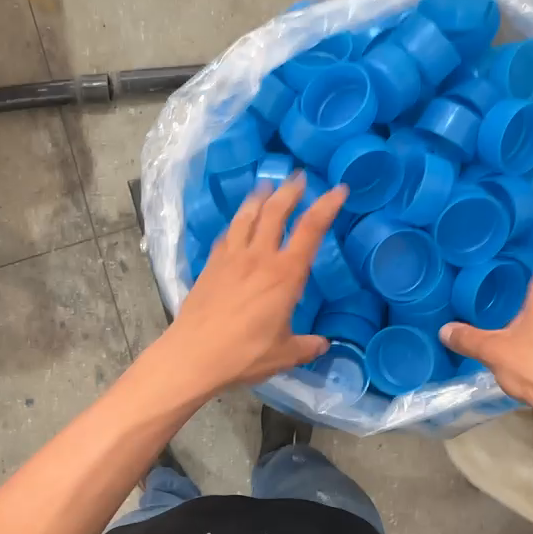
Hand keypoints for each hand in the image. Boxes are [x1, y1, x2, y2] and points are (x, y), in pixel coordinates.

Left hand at [153, 174, 346, 395]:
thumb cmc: (244, 355)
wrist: (193, 355)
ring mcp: (230, 258)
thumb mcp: (284, 354)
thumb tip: (322, 344)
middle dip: (290, 190)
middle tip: (299, 177)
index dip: (327, 205)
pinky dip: (237, 223)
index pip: (311, 229)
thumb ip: (306, 346)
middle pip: (276, 211)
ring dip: (260, 198)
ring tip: (267, 187)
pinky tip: (237, 224)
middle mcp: (259, 257)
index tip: (339, 189)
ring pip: (247, 216)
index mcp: (285, 275)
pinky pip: (227, 235)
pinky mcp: (210, 266)